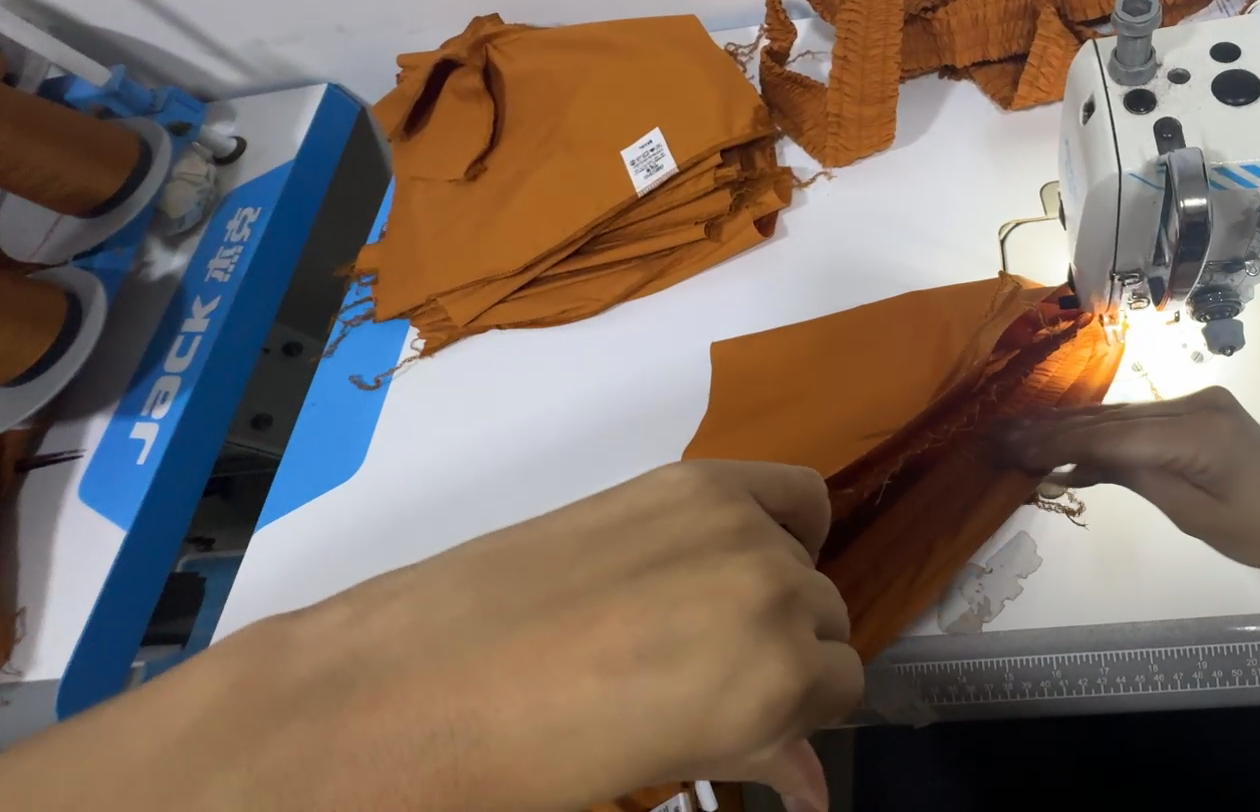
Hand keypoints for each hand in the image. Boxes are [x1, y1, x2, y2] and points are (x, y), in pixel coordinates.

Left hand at [237, 460, 857, 811]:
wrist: (413, 685)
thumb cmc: (535, 761)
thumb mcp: (665, 766)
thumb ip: (758, 758)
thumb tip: (816, 785)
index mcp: (775, 679)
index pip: (845, 683)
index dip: (806, 710)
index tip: (767, 719)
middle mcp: (778, 591)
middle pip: (830, 617)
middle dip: (791, 653)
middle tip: (723, 674)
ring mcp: (737, 524)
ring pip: (808, 561)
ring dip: (778, 591)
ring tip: (707, 612)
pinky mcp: (699, 479)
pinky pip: (793, 493)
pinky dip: (786, 519)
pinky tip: (735, 546)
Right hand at [995, 386, 1259, 575]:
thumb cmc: (1258, 534)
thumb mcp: (1190, 515)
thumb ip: (1135, 477)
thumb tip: (1077, 462)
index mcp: (1200, 431)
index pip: (1114, 436)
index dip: (1060, 441)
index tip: (1014, 445)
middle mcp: (1197, 403)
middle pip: (1113, 419)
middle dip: (1056, 429)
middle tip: (1004, 434)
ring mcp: (1199, 402)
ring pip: (1123, 416)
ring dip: (1075, 427)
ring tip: (1024, 433)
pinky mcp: (1200, 409)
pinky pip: (1142, 420)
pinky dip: (1107, 433)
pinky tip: (1071, 443)